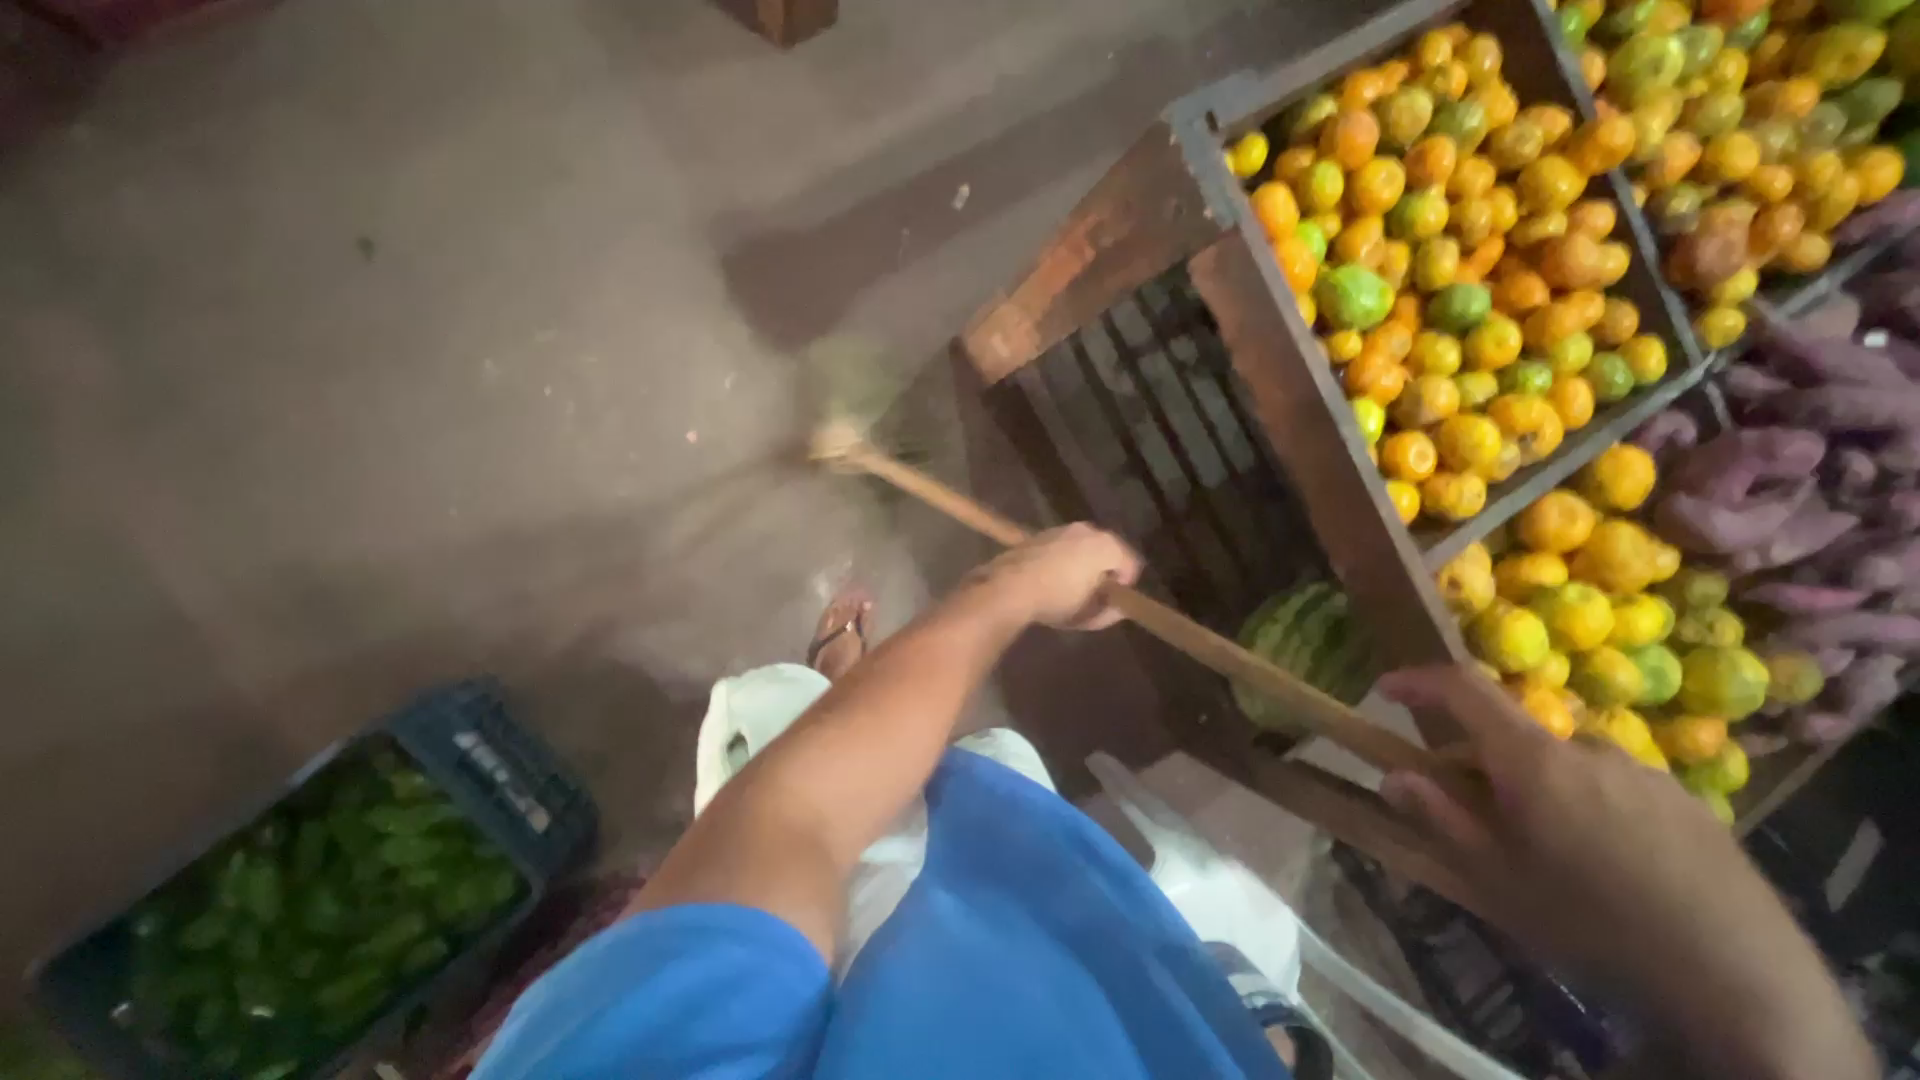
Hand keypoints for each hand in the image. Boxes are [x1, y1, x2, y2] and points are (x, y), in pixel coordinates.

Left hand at [967, 524, 1141, 630]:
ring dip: (1082, 563)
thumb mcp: (1090, 616)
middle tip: (1093, 594)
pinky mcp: (1040, 533)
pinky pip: (1061, 547)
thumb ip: (1111, 611)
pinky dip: (1062, 560)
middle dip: (1104, 571)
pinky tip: (1050, 578)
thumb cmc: (1057, 601)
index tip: (1113, 601)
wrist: (1008, 587)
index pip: (1131, 564)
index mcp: (1107, 545)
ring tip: (1070, 587)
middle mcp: (1087, 529)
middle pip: (1107, 551)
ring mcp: (1061, 528)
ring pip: (1082, 546)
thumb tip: (1117, 607)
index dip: (1126, 585)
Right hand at [1380, 665, 1873, 1079]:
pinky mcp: (1692, 805)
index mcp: (1535, 760)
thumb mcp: (1498, 879)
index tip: (1386, 691)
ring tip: (1544, 848)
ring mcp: (1649, 774)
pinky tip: (1607, 865)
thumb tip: (1392, 776)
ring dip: (1538, 785)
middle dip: (1481, 761)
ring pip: (1568, 763)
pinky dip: (1589, 804)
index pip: (1466, 689)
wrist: (1743, 981)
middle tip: (1468, 811)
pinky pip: (1617, 786)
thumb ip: (1441, 818)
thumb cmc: (1595, 926)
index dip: (1420, 680)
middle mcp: (1591, 749)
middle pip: (1516, 735)